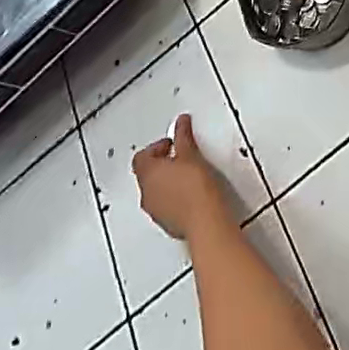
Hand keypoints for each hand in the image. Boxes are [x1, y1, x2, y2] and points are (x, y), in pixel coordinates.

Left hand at [132, 114, 233, 240]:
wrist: (206, 222)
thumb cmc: (195, 190)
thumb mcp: (190, 153)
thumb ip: (182, 135)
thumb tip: (181, 123)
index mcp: (147, 173)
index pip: (142, 156)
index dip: (156, 147)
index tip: (172, 143)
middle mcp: (147, 193)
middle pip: (146, 174)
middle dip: (161, 164)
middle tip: (178, 157)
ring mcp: (157, 212)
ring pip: (155, 192)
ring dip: (167, 183)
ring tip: (186, 176)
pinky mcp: (169, 226)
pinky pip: (166, 208)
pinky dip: (174, 200)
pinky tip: (191, 196)